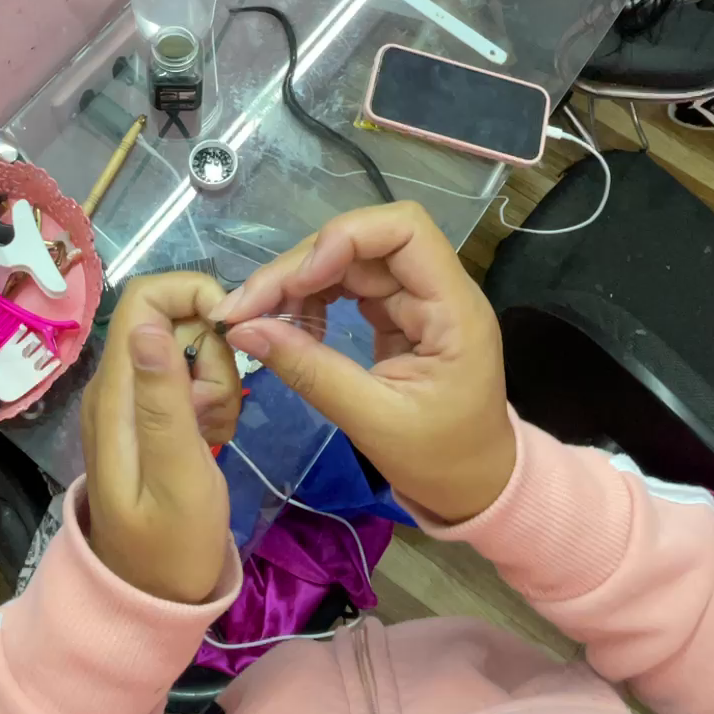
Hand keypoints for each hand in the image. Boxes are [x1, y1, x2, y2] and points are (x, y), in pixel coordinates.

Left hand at [80, 272, 238, 603]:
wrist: (149, 595)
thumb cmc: (168, 544)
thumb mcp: (176, 474)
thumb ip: (163, 400)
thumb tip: (148, 326)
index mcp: (116, 390)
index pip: (144, 297)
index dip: (192, 295)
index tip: (232, 335)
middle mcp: (118, 381)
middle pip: (174, 316)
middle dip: (212, 349)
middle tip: (217, 409)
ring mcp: (135, 395)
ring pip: (188, 345)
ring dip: (217, 378)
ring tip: (215, 430)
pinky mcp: (153, 410)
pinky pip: (191, 376)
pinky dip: (213, 396)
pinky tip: (212, 435)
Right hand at [215, 202, 515, 523]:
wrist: (472, 484)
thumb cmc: (439, 460)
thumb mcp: (372, 422)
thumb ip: (310, 371)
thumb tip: (242, 330)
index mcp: (454, 308)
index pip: (405, 229)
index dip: (346, 237)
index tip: (298, 280)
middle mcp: (436, 288)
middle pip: (363, 241)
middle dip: (299, 266)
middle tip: (244, 307)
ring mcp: (415, 296)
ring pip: (347, 258)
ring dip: (297, 279)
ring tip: (256, 315)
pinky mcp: (395, 309)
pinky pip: (346, 282)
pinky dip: (309, 295)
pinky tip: (287, 321)